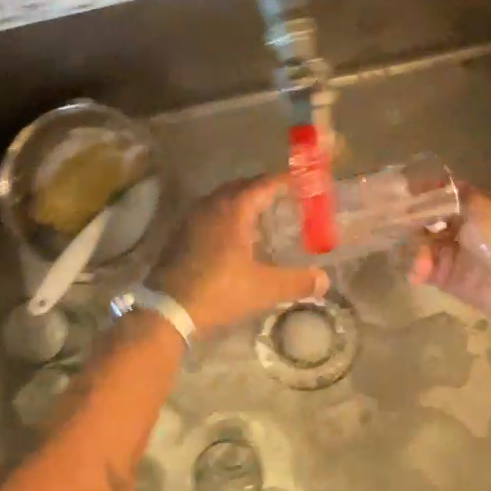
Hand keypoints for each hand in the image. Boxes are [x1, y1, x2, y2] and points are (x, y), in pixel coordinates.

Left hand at [157, 175, 328, 336]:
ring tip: (263, 219)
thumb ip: (297, 282)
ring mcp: (191, 219)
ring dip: (243, 205)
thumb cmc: (218, 291)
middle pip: (242, 188)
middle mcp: (211, 205)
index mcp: (233, 209)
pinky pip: (209, 216)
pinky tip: (235, 239)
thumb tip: (324, 280)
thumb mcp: (264, 289)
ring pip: (223, 201)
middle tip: (286, 200)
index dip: (285, 181)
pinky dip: (227, 219)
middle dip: (264, 191)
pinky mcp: (180, 235)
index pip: (264, 184)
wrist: (167, 309)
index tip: (303, 182)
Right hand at [410, 187, 490, 323]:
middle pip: (428, 221)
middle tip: (396, 227)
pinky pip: (425, 269)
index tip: (401, 194)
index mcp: (476, 207)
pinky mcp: (448, 278)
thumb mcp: (482, 206)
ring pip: (423, 245)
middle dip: (412, 224)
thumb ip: (451, 195)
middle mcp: (464, 227)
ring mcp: (455, 253)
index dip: (423, 195)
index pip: (443, 197)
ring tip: (419, 262)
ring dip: (416, 251)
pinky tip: (418, 273)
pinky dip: (418, 270)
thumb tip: (429, 182)